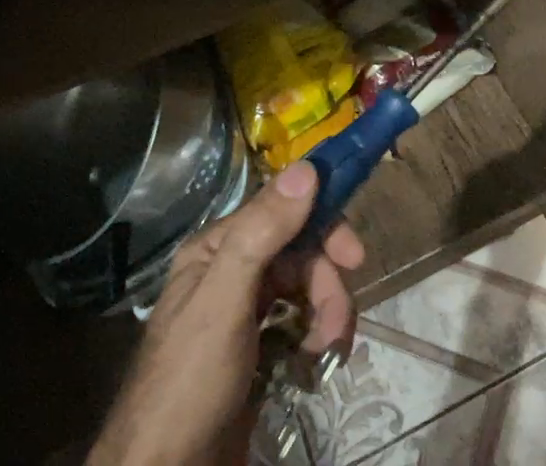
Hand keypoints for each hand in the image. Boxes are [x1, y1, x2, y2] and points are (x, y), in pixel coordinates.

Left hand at [90, 161, 365, 465]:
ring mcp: (248, 311)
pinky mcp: (261, 347)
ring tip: (325, 354)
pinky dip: (318, 337)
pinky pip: (304, 322)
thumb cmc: (190, 379)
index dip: (324, 226)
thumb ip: (262, 233)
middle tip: (338, 325)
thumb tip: (307, 167)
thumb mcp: (224, 299)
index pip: (283, 212)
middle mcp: (233, 270)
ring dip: (327, 316)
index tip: (355, 256)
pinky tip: (314, 362)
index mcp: (218, 248)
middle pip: (302, 254)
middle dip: (327, 285)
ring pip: (308, 288)